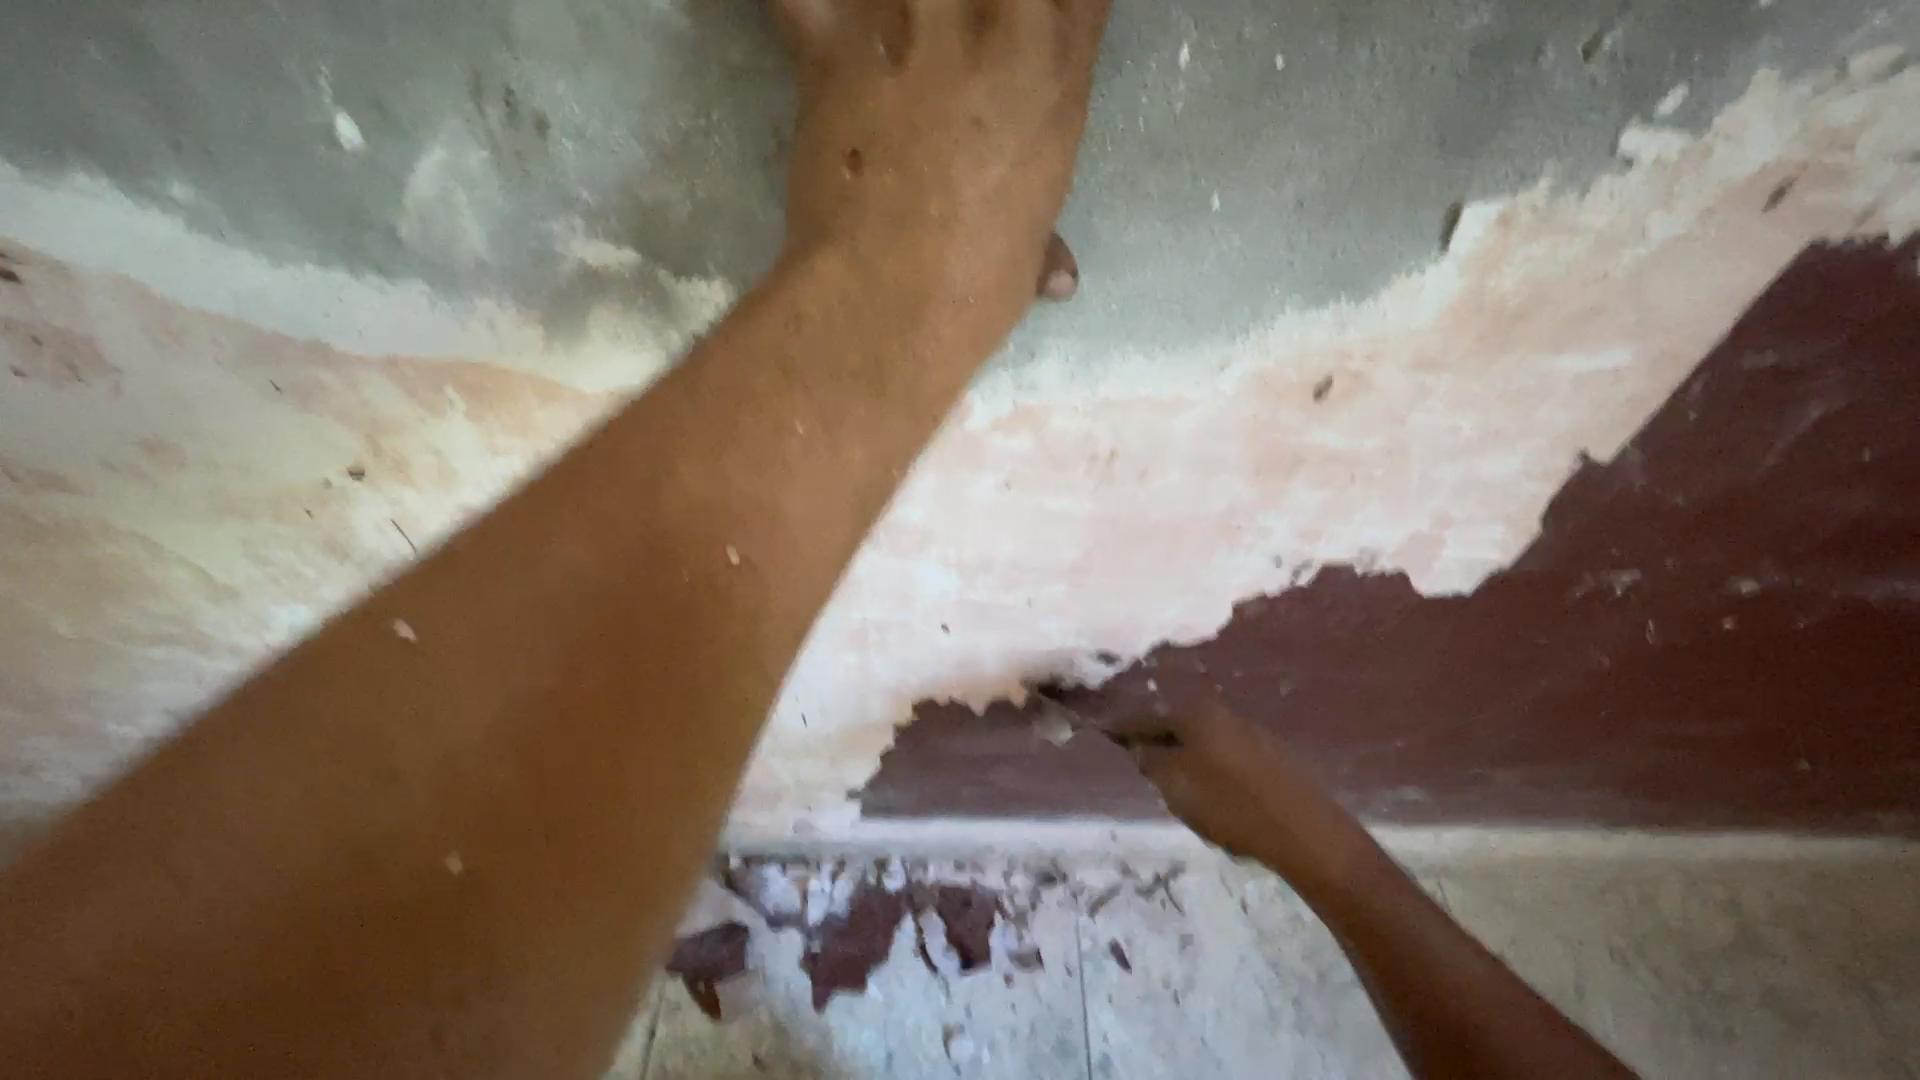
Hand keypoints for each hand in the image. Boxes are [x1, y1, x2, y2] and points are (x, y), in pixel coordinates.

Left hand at [769, 0, 1108, 324]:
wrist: (884, 303)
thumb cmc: (973, 289)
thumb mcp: (1025, 255)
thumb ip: (1041, 238)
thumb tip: (1059, 276)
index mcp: (1055, 70)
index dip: (1048, 11)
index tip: (1029, 29)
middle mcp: (993, 20)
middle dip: (977, 6)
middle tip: (956, 35)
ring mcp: (907, 22)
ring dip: (895, 9)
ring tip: (891, 38)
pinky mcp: (829, 42)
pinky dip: (809, 8)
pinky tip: (819, 26)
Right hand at [1121, 705, 1374, 888]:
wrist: (1306, 833)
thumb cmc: (1230, 806)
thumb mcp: (1175, 786)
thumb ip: (1150, 761)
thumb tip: (1139, 746)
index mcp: (1196, 713)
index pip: (1146, 715)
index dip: (1123, 728)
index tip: (1104, 734)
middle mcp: (1223, 713)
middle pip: (1177, 725)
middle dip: (1158, 742)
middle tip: (1141, 764)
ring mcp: (1252, 732)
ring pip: (1204, 740)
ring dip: (1186, 756)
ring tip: (1175, 784)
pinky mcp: (1273, 756)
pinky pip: (1227, 756)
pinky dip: (1211, 767)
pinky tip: (1213, 793)